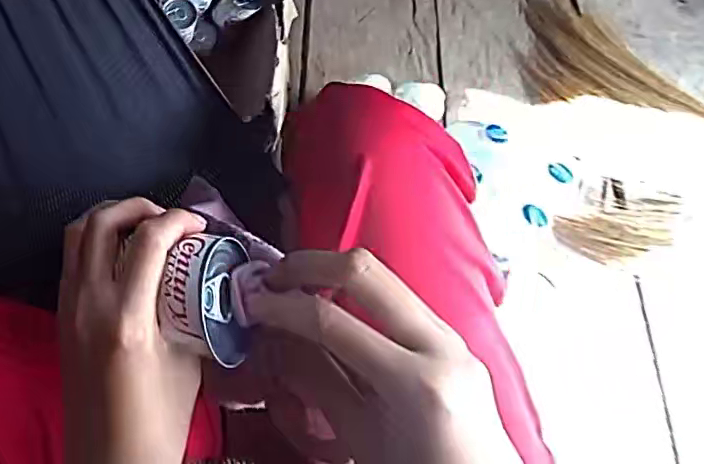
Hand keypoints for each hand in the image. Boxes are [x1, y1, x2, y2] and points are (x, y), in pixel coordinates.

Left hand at [58, 198, 207, 463]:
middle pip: (103, 221)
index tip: (198, 224)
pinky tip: (118, 253)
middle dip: (137, 206)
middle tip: (166, 217)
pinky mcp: (58, 311)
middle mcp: (89, 302)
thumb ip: (188, 313)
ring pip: (77, 231)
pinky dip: (93, 239)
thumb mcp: (186, 367)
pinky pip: (71, 255)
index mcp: (126, 320)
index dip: (177, 220)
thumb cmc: (155, 426)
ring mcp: (68, 304)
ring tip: (140, 225)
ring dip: (109, 216)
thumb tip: (200, 275)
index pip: (148, 242)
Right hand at [245, 249, 518, 463]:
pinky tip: (329, 304)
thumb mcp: (360, 438)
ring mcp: (453, 338)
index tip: (251, 302)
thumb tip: (270, 333)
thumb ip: (313, 378)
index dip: (280, 305)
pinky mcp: (452, 337)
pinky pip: (393, 292)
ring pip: (378, 271)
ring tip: (294, 286)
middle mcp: (441, 348)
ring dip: (328, 270)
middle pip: (360, 270)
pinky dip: (352, 288)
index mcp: (417, 385)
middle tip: (271, 278)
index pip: (330, 319)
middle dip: (305, 265)